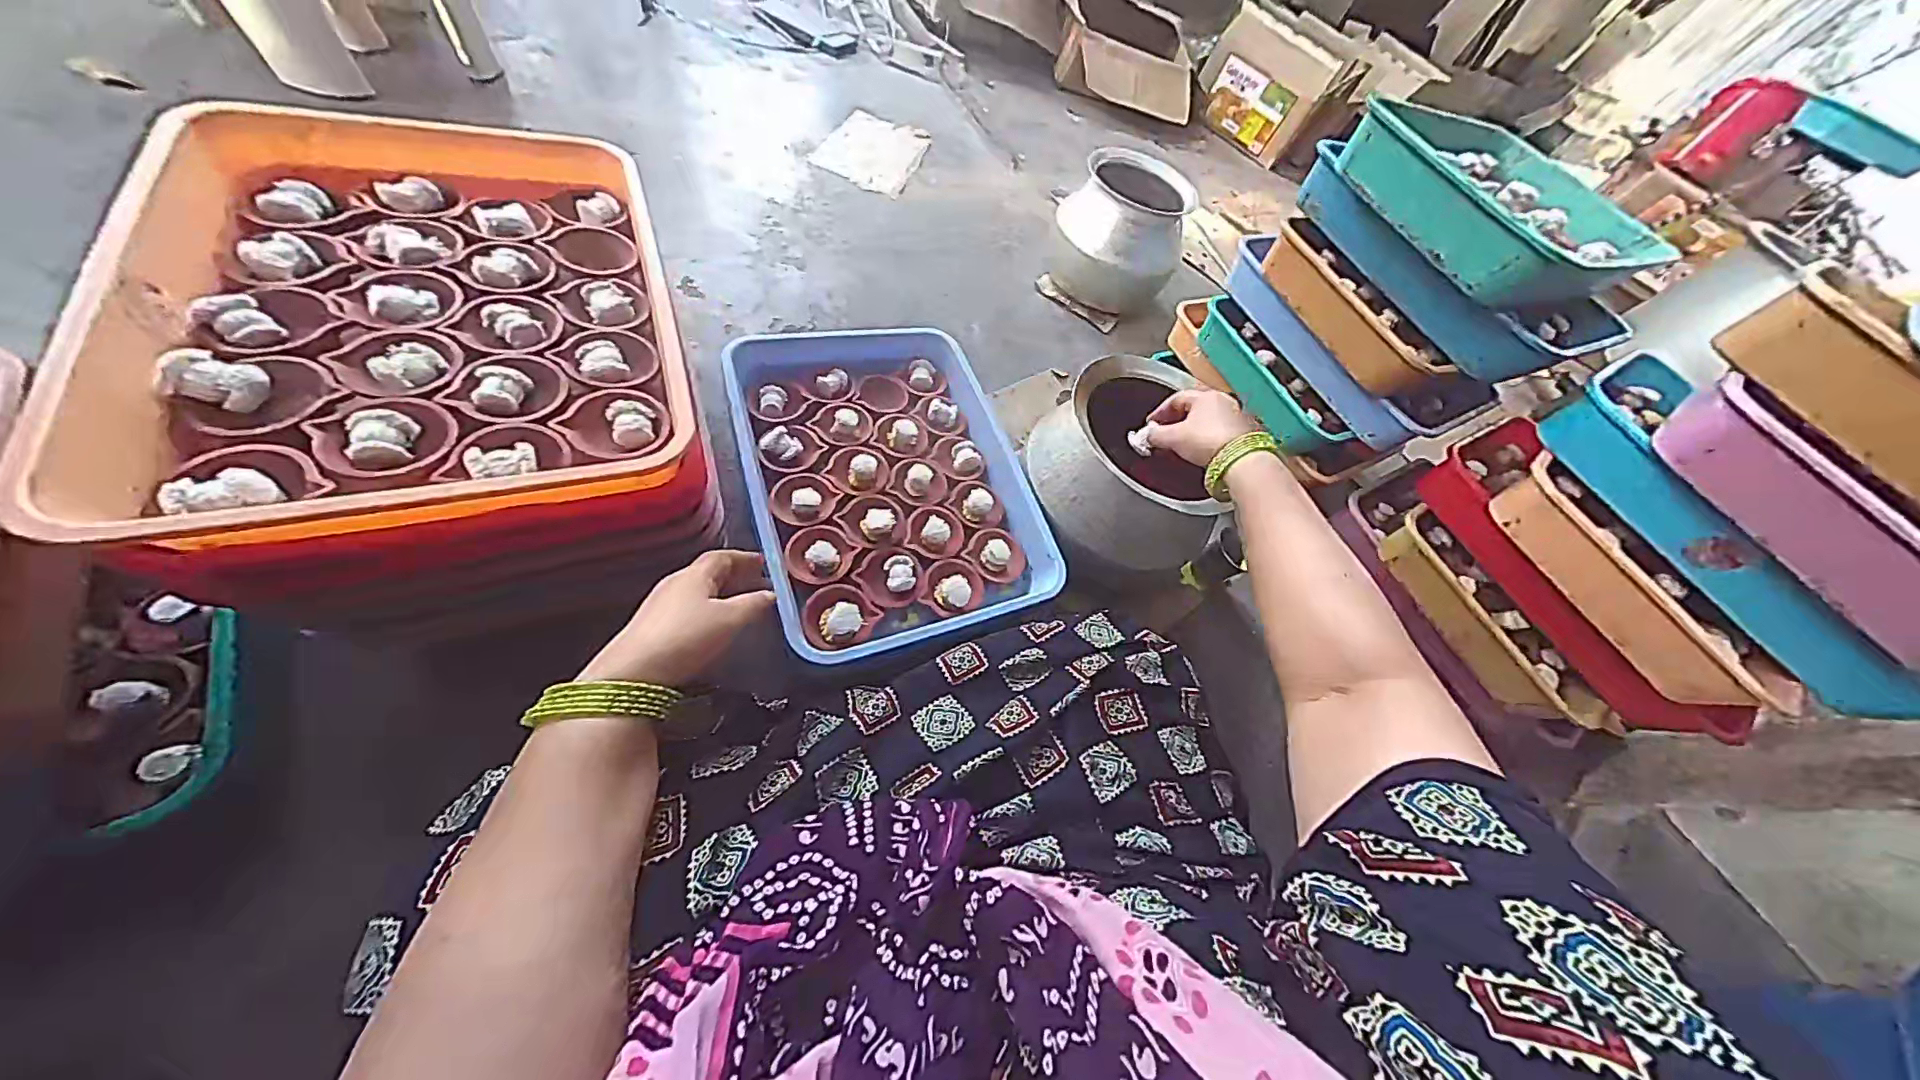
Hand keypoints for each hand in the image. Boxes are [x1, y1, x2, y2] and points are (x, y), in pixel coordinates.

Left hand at [577, 550, 774, 686]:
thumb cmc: (687, 637)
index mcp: (695, 575)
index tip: (763, 563)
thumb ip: (753, 604)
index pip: (722, 557)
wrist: (635, 672)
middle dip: (735, 575)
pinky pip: (689, 606)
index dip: (744, 558)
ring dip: (722, 592)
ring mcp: (661, 604)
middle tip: (757, 581)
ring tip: (742, 602)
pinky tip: (715, 622)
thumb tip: (770, 594)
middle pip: (709, 572)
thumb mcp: (730, 620)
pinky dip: (708, 606)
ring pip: (698, 590)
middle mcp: (676, 583)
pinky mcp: (653, 625)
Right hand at [1145, 389, 1259, 466]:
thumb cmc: (1211, 442)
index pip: (1175, 399)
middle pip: (1192, 409)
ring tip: (1181, 444)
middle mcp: (1222, 402)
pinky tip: (1201, 449)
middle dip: (1175, 421)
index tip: (1151, 425)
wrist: (1240, 460)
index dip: (1160, 413)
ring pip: (1206, 420)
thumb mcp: (1173, 438)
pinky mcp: (1243, 432)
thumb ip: (1156, 435)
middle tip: (1164, 435)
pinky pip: (1218, 432)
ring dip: (1192, 430)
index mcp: (1205, 396)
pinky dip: (1207, 438)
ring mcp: (1235, 416)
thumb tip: (1148, 435)